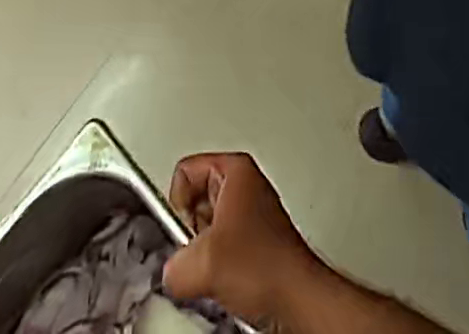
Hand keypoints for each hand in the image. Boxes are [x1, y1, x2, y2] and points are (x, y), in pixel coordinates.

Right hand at [163, 152, 327, 325]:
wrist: (297, 299)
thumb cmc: (268, 265)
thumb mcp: (201, 262)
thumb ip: (171, 263)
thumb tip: (171, 271)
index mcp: (235, 169)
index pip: (184, 173)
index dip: (179, 206)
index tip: (188, 229)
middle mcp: (246, 184)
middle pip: (194, 200)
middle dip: (192, 232)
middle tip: (204, 251)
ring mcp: (251, 212)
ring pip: (205, 227)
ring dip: (204, 253)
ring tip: (219, 268)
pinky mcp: (255, 239)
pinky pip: (220, 247)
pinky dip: (217, 265)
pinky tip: (228, 279)